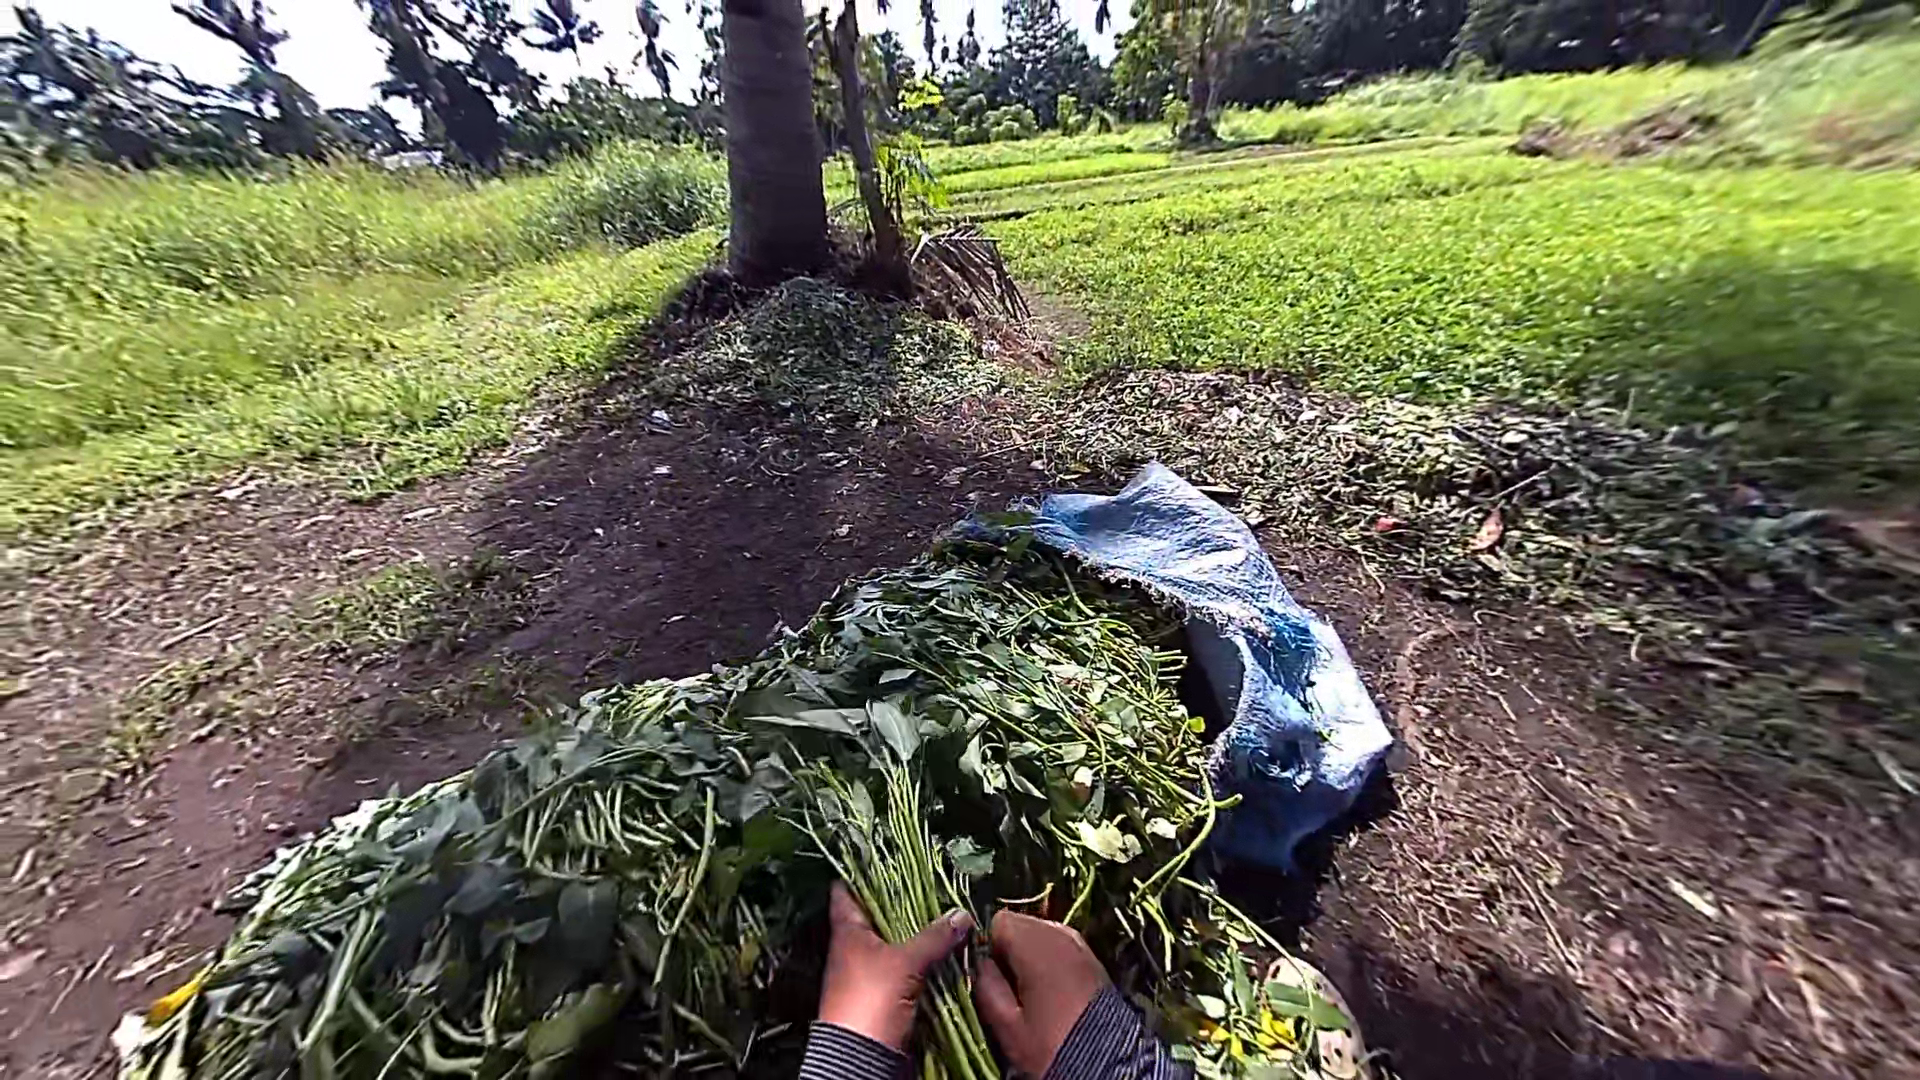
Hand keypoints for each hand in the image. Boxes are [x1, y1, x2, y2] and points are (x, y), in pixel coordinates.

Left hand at [818, 882, 974, 1051]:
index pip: (848, 888)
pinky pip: (904, 965)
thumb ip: (934, 936)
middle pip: (877, 911)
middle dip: (902, 898)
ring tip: (943, 909)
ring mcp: (867, 970)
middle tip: (928, 879)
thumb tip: (963, 914)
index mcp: (847, 929)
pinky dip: (920, 957)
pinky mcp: (883, 993)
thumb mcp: (904, 962)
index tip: (885, 852)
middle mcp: (854, 945)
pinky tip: (941, 948)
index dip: (862, 869)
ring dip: (915, 930)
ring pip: (893, 939)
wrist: (858, 1063)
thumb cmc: (869, 999)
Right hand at [974, 910, 1111, 1076]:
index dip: (990, 948)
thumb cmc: (1053, 1044)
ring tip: (1034, 992)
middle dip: (1011, 949)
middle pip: (1019, 922)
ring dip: (1031, 953)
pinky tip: (1055, 990)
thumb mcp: (1009, 1027)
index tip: (995, 978)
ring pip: (1039, 932)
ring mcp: (1077, 939)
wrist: (1112, 1066)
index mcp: (1032, 941)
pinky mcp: (1091, 955)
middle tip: (1013, 989)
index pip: (997, 921)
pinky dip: (1050, 958)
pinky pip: (1059, 944)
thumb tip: (980, 964)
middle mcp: (1055, 929)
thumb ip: (986, 986)